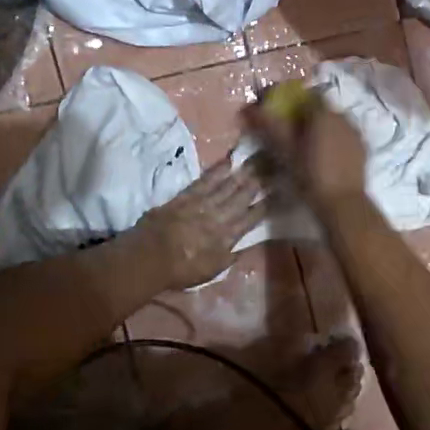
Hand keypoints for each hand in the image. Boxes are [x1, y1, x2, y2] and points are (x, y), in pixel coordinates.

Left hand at [133, 159, 266, 289]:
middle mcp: (220, 217)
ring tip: (257, 160)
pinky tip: (229, 162)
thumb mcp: (213, 270)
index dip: (266, 204)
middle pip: (243, 196)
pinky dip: (217, 171)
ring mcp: (203, 204)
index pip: (252, 217)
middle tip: (274, 165)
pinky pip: (205, 181)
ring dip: (244, 173)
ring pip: (228, 186)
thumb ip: (232, 256)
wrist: (150, 257)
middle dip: (259, 181)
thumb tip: (248, 245)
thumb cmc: (181, 270)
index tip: (279, 192)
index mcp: (228, 236)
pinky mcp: (187, 196)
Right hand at [245, 85, 366, 209]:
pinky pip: (345, 136)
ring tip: (309, 148)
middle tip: (293, 135)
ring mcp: (356, 132)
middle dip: (308, 116)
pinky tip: (326, 158)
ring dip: (323, 129)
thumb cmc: (310, 175)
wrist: (343, 203)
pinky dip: (335, 140)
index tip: (282, 116)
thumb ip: (269, 126)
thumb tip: (248, 109)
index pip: (308, 95)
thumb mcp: (285, 151)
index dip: (294, 102)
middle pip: (323, 108)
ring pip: (336, 122)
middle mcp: (344, 116)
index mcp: (324, 113)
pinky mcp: (363, 148)